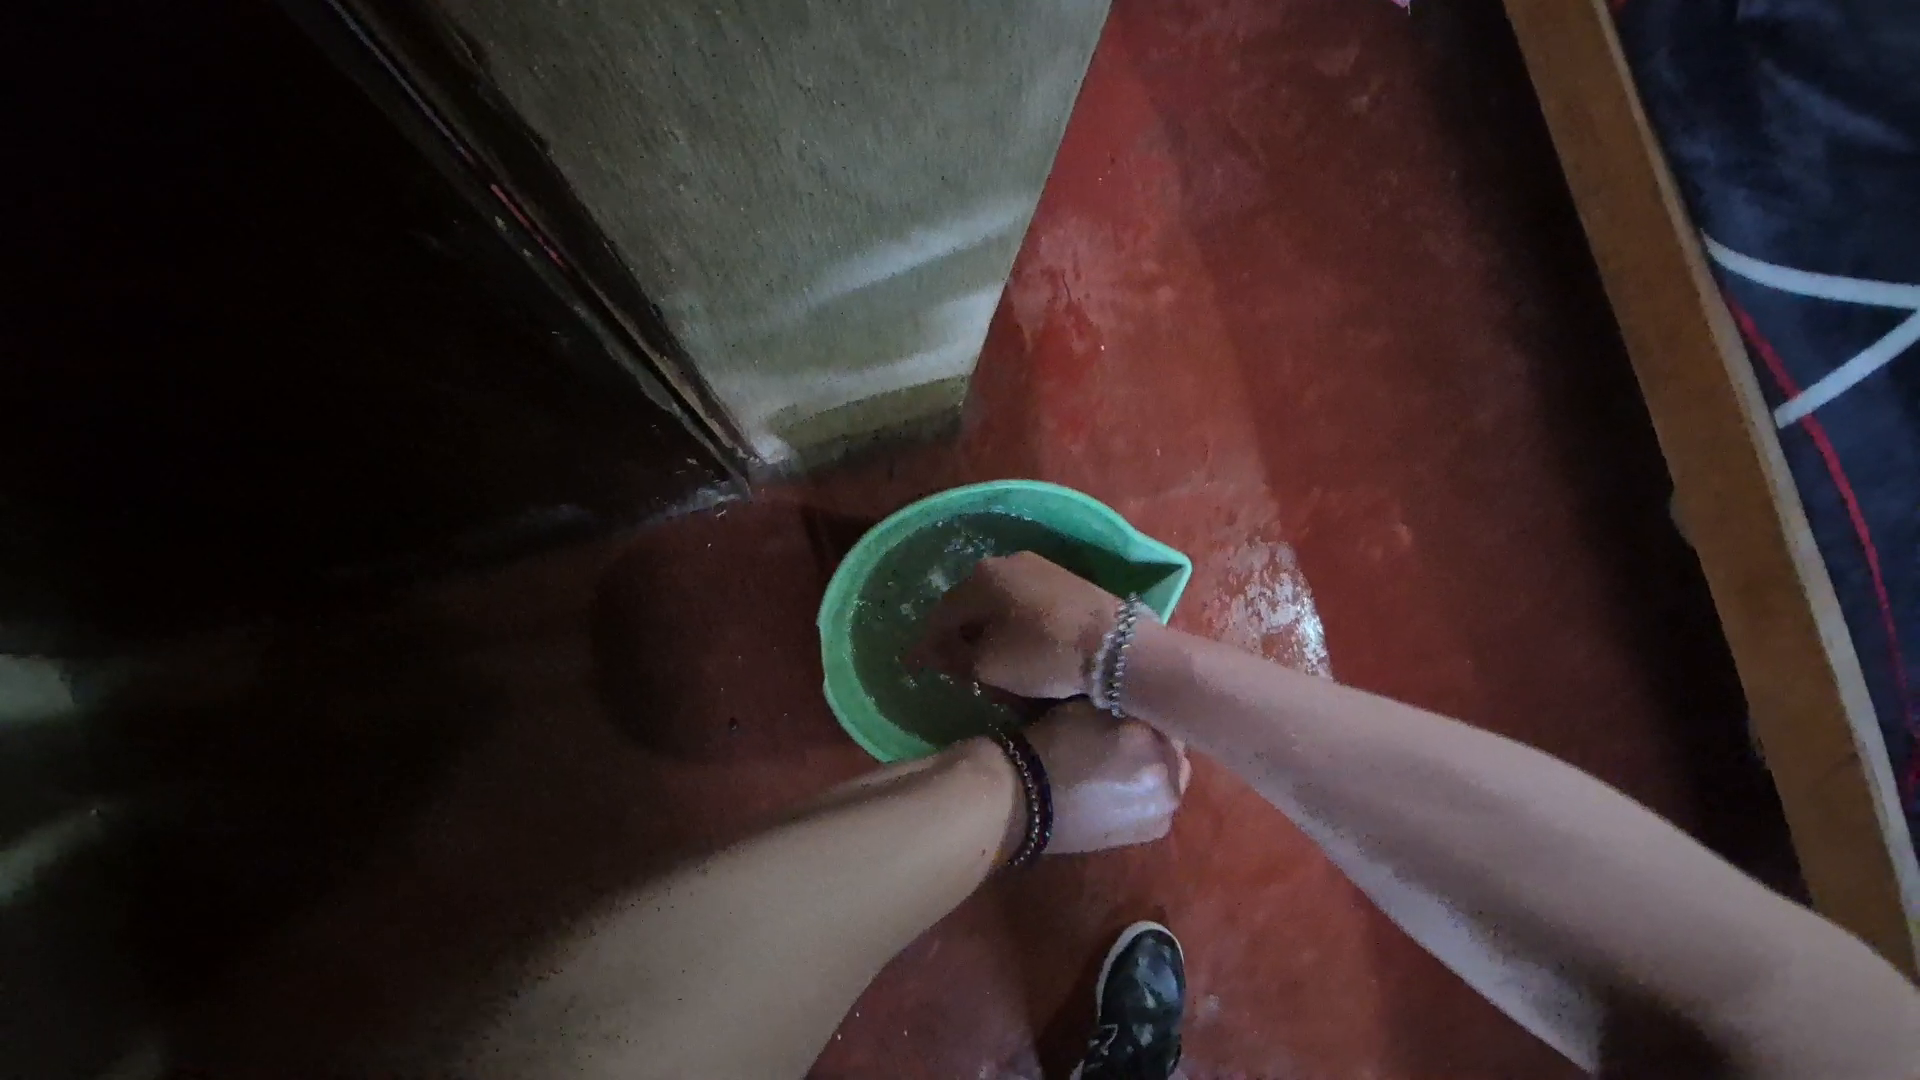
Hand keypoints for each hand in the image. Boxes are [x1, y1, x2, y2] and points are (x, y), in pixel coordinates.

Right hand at [916, 552, 1118, 698]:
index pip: (941, 614)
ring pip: (998, 602)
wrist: (1116, 645)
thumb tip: (934, 651)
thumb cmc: (1043, 653)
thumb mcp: (989, 664)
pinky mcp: (1064, 580)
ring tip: (984, 656)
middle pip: (970, 604)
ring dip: (986, 628)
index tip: (913, 667)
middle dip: (957, 634)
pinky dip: (1011, 623)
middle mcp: (1005, 562)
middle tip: (950, 662)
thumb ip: (954, 656)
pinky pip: (1022, 602)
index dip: (926, 644)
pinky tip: (1016, 642)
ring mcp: (1038, 567)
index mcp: (980, 577)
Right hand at [1014, 701, 1189, 855]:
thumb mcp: (1087, 707)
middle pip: (1174, 746)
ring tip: (1125, 763)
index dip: (1147, 709)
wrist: (1024, 801)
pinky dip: (1149, 790)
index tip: (1132, 707)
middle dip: (1156, 739)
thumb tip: (1138, 706)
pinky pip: (1160, 800)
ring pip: (1171, 774)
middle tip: (1130, 736)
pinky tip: (1124, 786)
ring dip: (1156, 765)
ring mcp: (1163, 810)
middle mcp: (1168, 778)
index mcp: (1150, 742)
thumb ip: (1123, 706)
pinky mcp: (1153, 832)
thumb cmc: (1052, 746)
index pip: (1165, 713)